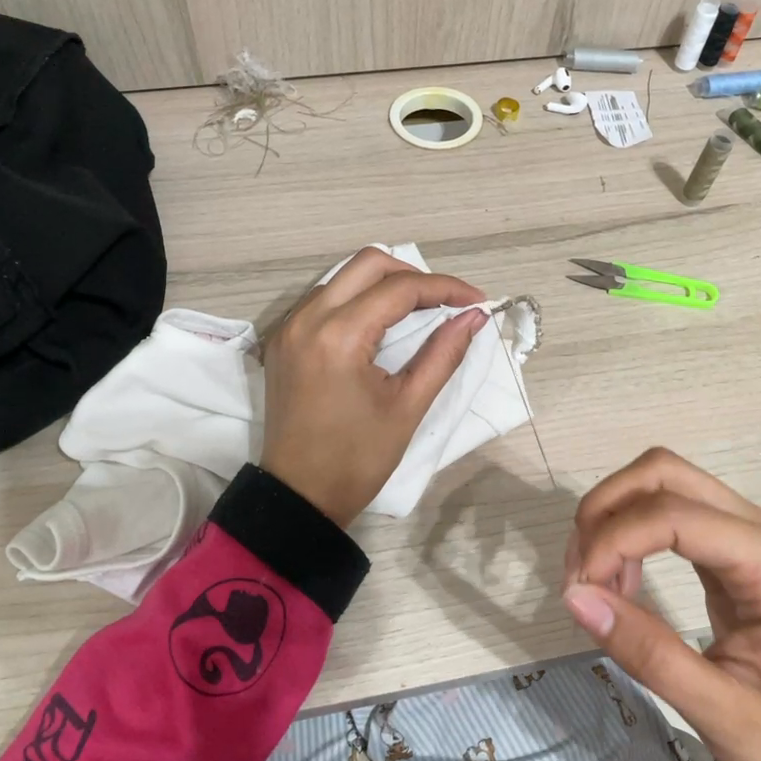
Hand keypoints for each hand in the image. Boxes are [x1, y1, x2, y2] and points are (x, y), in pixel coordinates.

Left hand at [259, 247, 486, 526]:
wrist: (299, 497)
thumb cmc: (357, 459)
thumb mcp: (408, 407)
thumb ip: (443, 354)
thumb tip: (474, 317)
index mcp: (339, 336)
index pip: (400, 288)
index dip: (445, 288)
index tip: (477, 301)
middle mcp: (307, 319)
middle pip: (367, 263)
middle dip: (413, 275)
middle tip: (444, 303)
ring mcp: (289, 327)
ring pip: (342, 276)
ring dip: (382, 284)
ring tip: (417, 312)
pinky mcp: (283, 339)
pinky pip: (323, 298)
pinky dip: (355, 299)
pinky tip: (378, 325)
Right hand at [560, 449, 760, 760]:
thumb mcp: (723, 715)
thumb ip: (650, 655)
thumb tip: (575, 598)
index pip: (672, 515)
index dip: (613, 540)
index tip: (578, 592)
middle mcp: (760, 531)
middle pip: (663, 473)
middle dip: (606, 510)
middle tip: (580, 575)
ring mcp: (745, 534)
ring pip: (660, 482)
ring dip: (613, 518)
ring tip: (597, 584)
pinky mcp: (728, 549)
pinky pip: (667, 511)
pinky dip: (629, 532)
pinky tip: (621, 582)